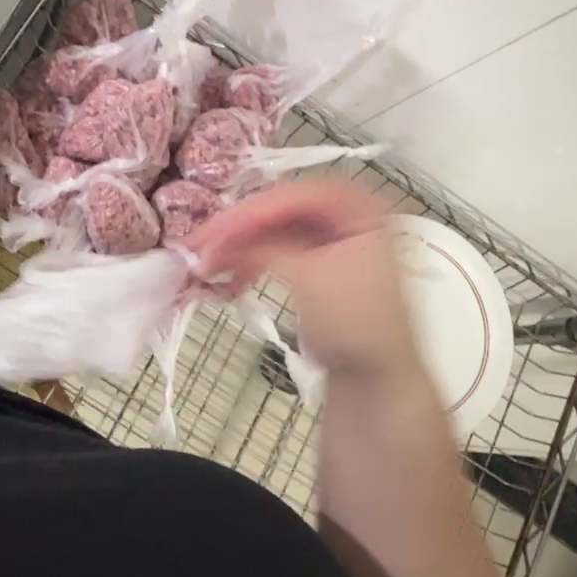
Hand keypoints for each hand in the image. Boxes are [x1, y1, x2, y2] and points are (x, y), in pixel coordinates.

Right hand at [188, 181, 423, 383]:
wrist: (376, 380)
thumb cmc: (356, 326)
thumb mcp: (310, 279)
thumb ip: (265, 250)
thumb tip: (218, 241)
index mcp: (362, 210)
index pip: (298, 196)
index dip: (254, 211)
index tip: (217, 232)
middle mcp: (347, 218)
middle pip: (281, 211)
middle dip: (239, 229)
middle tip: (199, 246)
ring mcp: (330, 244)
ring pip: (273, 233)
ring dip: (239, 248)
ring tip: (208, 268)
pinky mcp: (315, 269)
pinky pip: (275, 253)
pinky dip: (250, 264)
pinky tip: (227, 283)